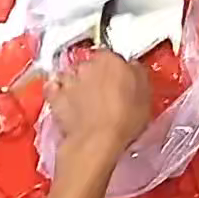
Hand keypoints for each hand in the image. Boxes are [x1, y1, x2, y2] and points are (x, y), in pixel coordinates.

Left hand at [47, 50, 150, 178]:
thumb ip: (137, 73)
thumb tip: (131, 66)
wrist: (97, 142)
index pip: (110, 55)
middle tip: (101, 91)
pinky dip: (56, 92)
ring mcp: (68, 80)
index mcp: (111, 59)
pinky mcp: (54, 97)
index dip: (113, 68)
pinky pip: (53, 88)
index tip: (117, 79)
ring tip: (82, 99)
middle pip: (89, 64)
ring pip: (70, 75)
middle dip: (93, 75)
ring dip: (75, 83)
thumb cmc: (126, 118)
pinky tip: (63, 101)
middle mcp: (87, 64)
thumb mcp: (145, 94)